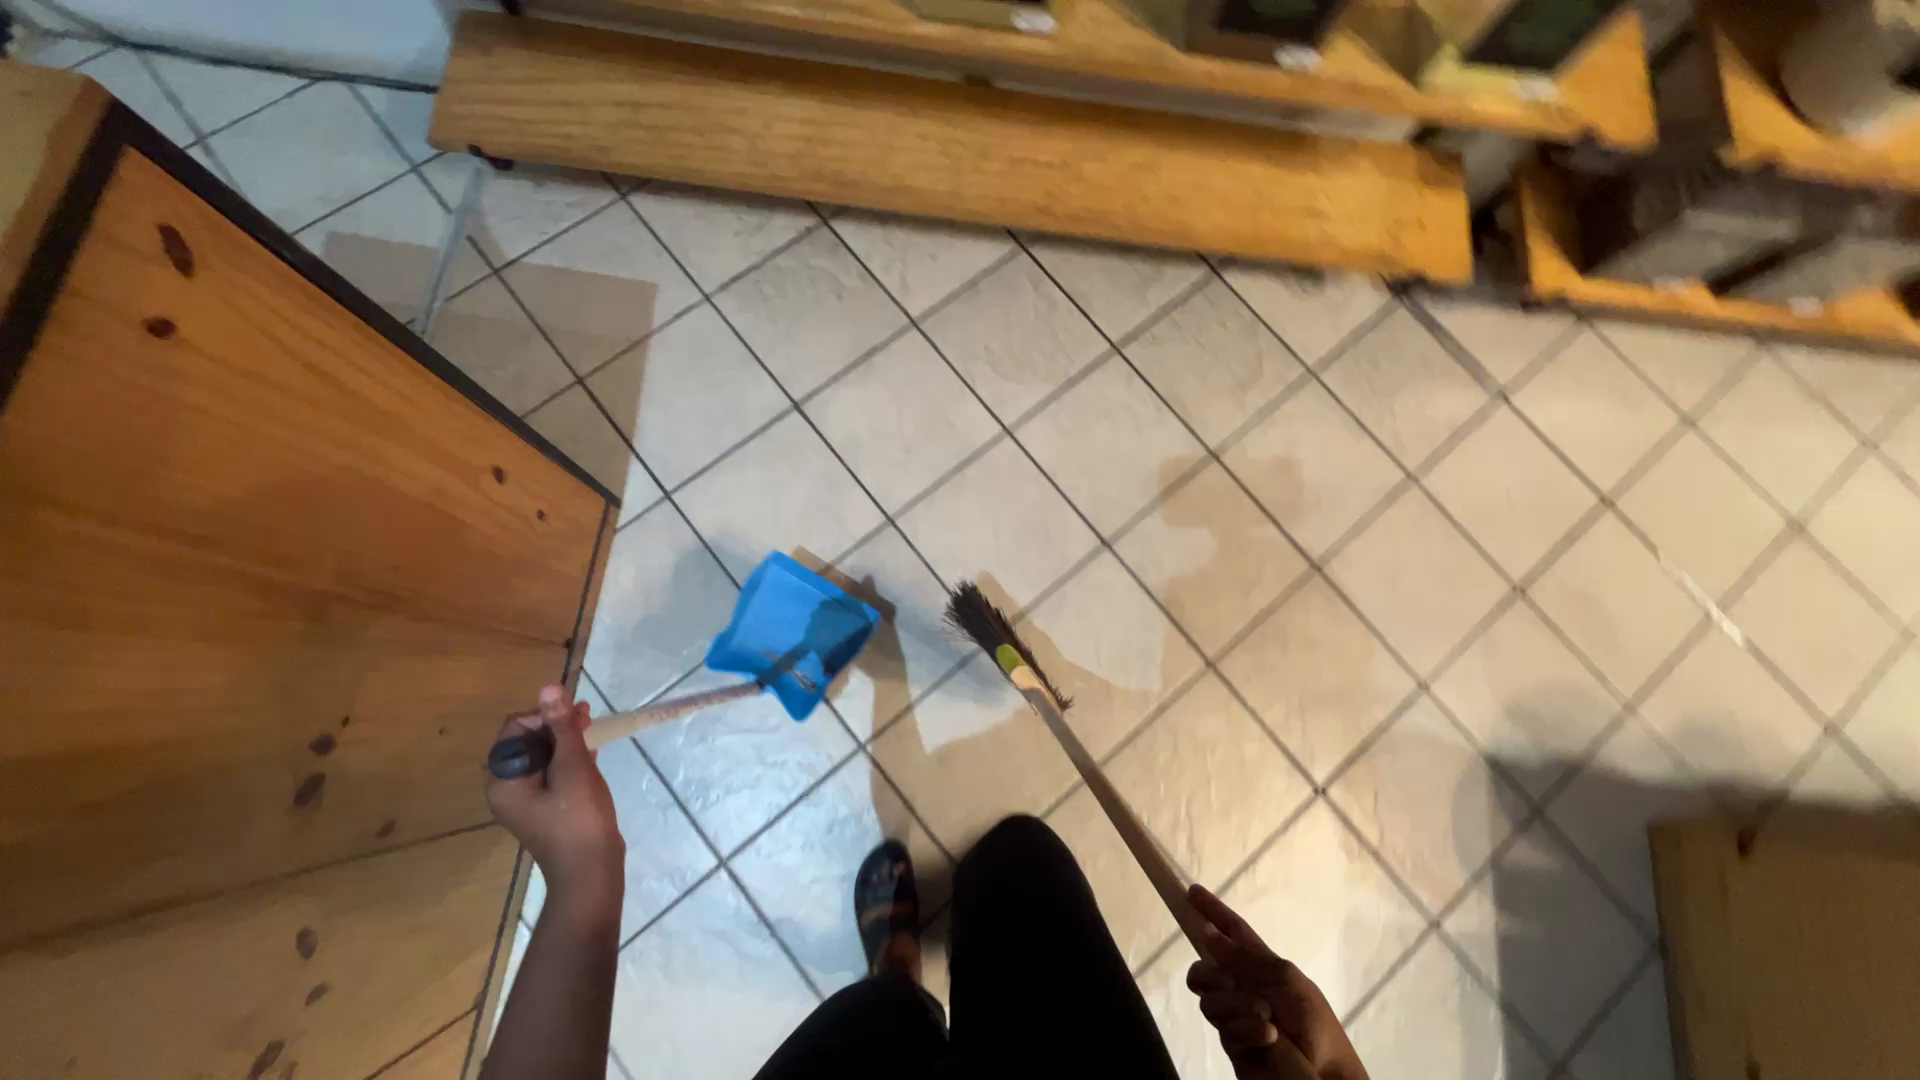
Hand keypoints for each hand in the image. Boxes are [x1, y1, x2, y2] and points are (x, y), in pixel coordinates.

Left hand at [487, 685, 624, 912]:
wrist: (590, 870)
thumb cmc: (580, 818)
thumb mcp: (574, 766)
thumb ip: (562, 727)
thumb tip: (549, 688)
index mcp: (503, 780)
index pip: (514, 730)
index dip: (545, 717)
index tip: (578, 717)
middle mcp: (505, 789)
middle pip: (526, 742)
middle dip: (556, 726)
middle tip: (589, 719)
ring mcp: (523, 801)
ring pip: (540, 756)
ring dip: (564, 740)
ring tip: (592, 730)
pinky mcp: (541, 808)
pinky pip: (548, 773)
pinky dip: (566, 759)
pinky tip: (590, 753)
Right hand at [1186, 884, 1369, 1079]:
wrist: (1324, 1074)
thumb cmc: (1314, 1022)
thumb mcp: (1284, 977)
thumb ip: (1242, 956)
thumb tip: (1205, 932)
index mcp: (1260, 964)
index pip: (1232, 931)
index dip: (1212, 910)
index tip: (1190, 891)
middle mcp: (1242, 986)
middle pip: (1204, 969)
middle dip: (1212, 974)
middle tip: (1230, 982)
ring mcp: (1234, 1014)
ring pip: (1208, 998)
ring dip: (1237, 1005)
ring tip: (1266, 1017)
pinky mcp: (1232, 1042)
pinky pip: (1222, 1026)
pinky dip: (1245, 1027)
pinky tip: (1267, 1035)